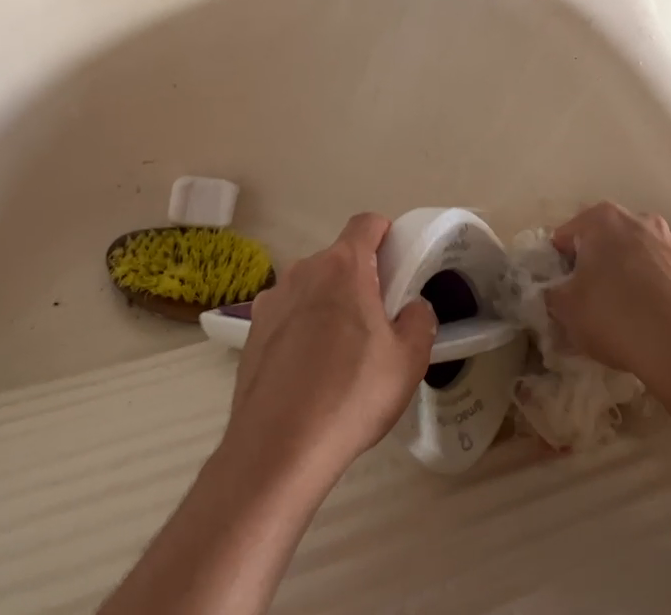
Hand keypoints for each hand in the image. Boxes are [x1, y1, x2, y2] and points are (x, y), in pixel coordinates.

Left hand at [223, 213, 437, 484]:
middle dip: (361, 280)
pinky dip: (303, 331)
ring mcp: (270, 302)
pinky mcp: (251, 333)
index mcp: (342, 267)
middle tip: (380, 322)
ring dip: (330, 306)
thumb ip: (419, 321)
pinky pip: (288, 317)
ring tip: (344, 355)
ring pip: (311, 289)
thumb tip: (412, 309)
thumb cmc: (351, 395)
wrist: (278, 447)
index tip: (399, 268)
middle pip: (339, 259)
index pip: (366, 224)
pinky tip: (311, 374)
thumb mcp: (408, 360)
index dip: (387, 236)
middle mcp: (301, 272)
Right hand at [546, 202, 670, 386]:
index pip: (563, 238)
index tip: (557, 294)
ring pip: (627, 258)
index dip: (555, 267)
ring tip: (612, 316)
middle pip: (599, 244)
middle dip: (588, 268)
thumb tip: (553, 293)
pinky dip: (642, 291)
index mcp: (601, 218)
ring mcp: (667, 242)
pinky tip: (639, 321)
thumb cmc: (613, 316)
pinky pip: (651, 275)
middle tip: (581, 303)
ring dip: (616, 278)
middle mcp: (636, 219)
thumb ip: (549, 294)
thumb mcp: (564, 309)